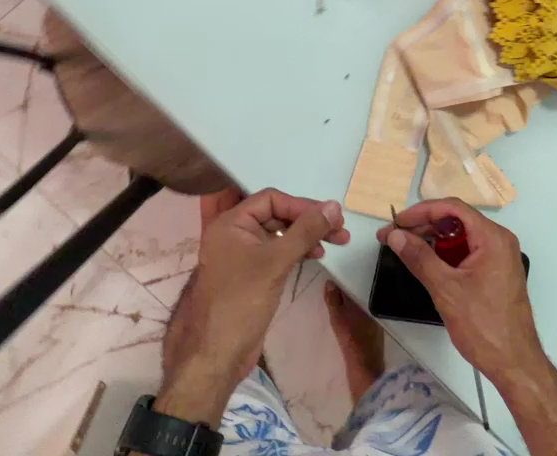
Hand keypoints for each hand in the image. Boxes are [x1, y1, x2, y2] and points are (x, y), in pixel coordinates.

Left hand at [158, 189, 350, 423]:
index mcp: (231, 224)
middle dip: (308, 221)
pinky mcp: (251, 274)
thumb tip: (334, 206)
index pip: (271, 199)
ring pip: (280, 234)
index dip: (301, 205)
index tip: (329, 216)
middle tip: (339, 229)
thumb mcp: (276, 262)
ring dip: (307, 236)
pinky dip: (297, 250)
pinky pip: (278, 252)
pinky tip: (315, 255)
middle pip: (278, 215)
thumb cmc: (241, 302)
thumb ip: (306, 231)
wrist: (217, 356)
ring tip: (336, 242)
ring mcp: (243, 255)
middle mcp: (234, 234)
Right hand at [378, 198, 545, 384]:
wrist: (514, 363)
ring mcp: (498, 256)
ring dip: (433, 241)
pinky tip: (426, 263)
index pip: (453, 208)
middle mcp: (499, 240)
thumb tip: (395, 234)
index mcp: (493, 237)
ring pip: (460, 237)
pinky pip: (467, 252)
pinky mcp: (494, 272)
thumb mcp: (446, 290)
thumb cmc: (483, 325)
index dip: (422, 211)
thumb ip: (420, 258)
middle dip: (424, 227)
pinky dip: (446, 255)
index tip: (396, 222)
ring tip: (404, 249)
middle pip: (457, 220)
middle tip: (393, 237)